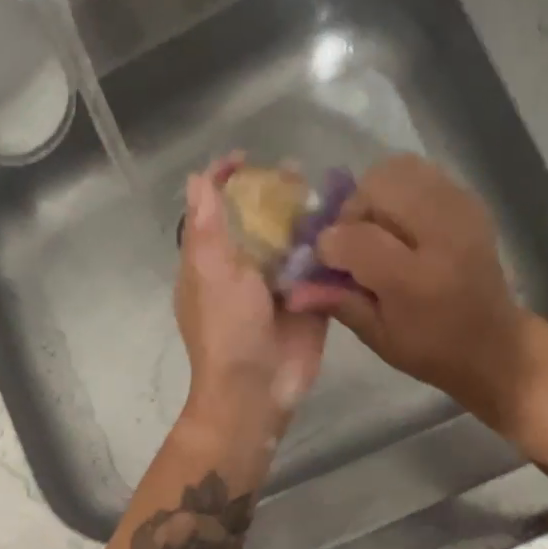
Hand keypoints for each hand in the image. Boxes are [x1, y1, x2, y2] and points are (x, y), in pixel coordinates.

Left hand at [175, 154, 328, 428]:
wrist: (256, 391)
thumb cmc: (226, 331)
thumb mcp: (209, 272)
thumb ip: (205, 226)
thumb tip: (197, 179)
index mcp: (210, 263)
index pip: (215, 211)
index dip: (225, 180)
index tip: (246, 157)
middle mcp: (243, 270)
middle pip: (259, 219)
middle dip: (275, 193)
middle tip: (299, 172)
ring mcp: (278, 287)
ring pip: (293, 240)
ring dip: (308, 216)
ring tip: (329, 192)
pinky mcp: (311, 303)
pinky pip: (322, 267)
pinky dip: (333, 247)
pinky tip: (350, 223)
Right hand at [286, 155, 528, 397]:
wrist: (492, 341)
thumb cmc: (429, 348)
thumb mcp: (376, 335)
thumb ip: (336, 300)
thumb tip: (296, 283)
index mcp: (415, 280)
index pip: (356, 238)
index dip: (329, 245)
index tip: (324, 260)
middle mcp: (442, 235)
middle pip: (378, 186)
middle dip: (354, 210)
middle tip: (354, 240)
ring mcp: (460, 210)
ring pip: (399, 169)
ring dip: (376, 195)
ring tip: (376, 228)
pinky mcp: (468, 200)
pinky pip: (421, 174)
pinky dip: (399, 192)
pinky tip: (399, 224)